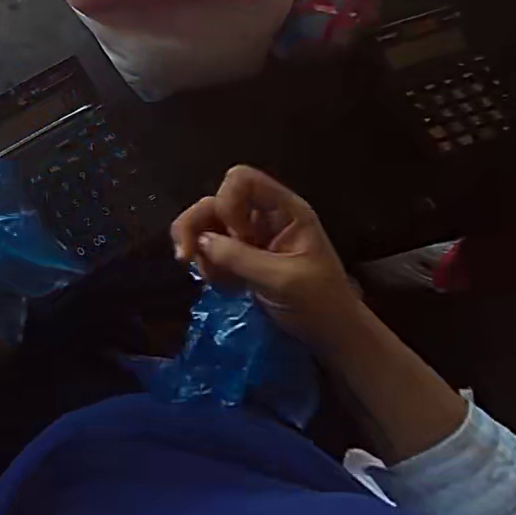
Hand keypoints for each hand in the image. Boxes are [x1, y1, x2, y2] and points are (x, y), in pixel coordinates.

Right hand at [170, 165, 362, 347]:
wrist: (329, 333)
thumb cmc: (320, 303)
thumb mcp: (283, 280)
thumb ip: (239, 257)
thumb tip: (200, 241)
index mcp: (284, 211)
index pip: (241, 181)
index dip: (228, 203)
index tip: (236, 237)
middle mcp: (261, 217)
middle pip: (212, 202)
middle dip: (194, 227)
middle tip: (186, 258)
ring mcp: (247, 236)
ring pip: (203, 225)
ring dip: (196, 249)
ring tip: (211, 278)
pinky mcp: (236, 255)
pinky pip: (205, 248)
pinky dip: (204, 265)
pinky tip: (221, 284)